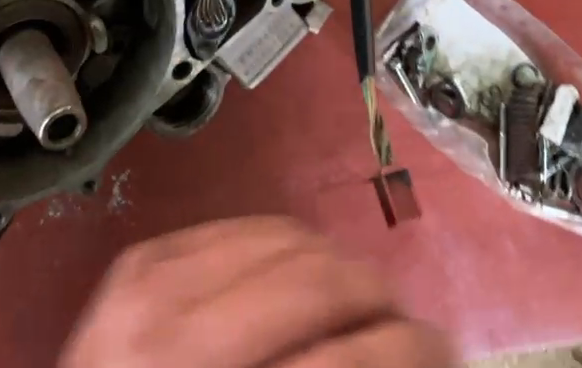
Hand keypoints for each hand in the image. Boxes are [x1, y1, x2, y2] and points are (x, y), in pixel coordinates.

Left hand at [60, 216, 455, 367]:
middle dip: (379, 296)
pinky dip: (281, 245)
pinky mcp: (141, 259)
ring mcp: (152, 282)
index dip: (410, 346)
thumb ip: (329, 367)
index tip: (440, 349)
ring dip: (334, 262)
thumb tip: (405, 348)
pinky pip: (237, 227)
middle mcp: (178, 325)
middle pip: (319, 276)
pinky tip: (295, 271)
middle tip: (401, 320)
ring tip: (353, 294)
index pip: (344, 351)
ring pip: (285, 235)